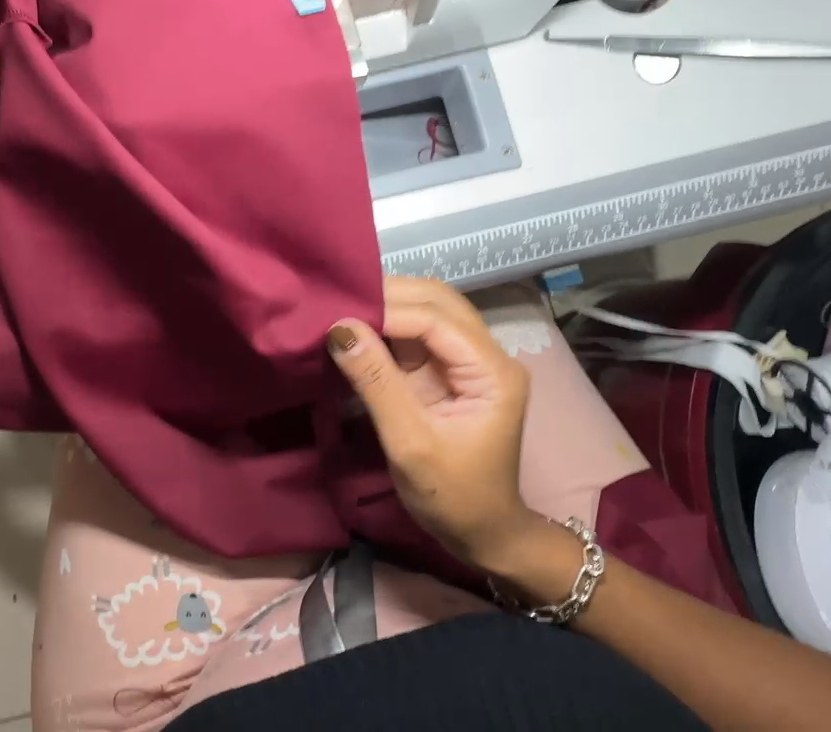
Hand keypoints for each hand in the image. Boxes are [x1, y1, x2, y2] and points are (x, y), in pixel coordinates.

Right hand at [327, 277, 546, 572]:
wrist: (482, 533)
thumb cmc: (452, 496)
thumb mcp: (409, 442)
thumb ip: (376, 382)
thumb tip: (339, 329)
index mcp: (493, 371)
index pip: (436, 319)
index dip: (388, 310)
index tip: (338, 313)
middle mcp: (487, 354)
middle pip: (438, 302)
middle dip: (389, 296)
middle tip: (338, 301)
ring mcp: (468, 361)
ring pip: (428, 311)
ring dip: (387, 307)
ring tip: (342, 310)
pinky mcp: (448, 371)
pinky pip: (417, 334)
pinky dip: (386, 327)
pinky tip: (356, 327)